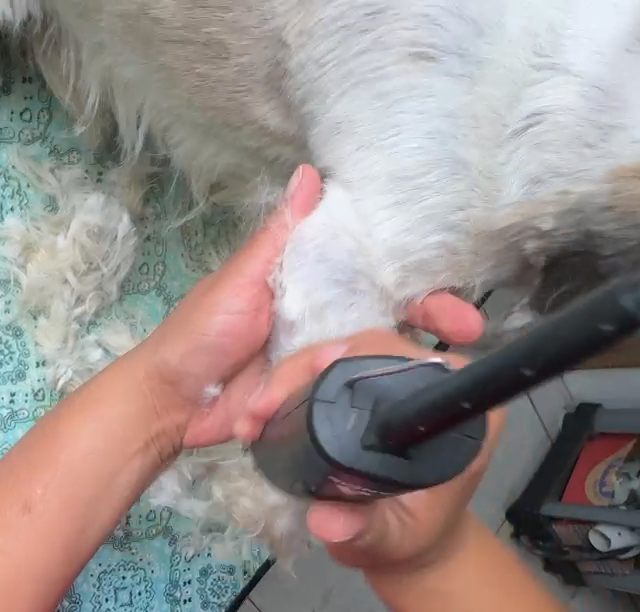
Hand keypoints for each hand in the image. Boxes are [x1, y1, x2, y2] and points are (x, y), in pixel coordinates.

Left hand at [127, 163, 489, 450]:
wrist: (171, 403)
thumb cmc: (199, 335)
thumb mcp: (239, 282)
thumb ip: (278, 239)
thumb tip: (311, 174)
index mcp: (309, 284)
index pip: (374, 272)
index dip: (417, 279)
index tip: (456, 289)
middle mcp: (322, 320)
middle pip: (388, 317)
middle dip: (432, 325)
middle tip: (468, 340)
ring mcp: (317, 363)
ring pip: (373, 359)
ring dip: (406, 366)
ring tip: (441, 376)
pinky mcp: (309, 401)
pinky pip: (344, 398)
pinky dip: (369, 402)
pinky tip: (403, 409)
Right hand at [233, 327, 501, 579]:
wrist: (403, 542)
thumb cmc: (406, 541)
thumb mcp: (386, 540)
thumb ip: (363, 530)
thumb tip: (329, 522)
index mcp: (458, 413)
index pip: (406, 364)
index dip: (352, 364)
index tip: (302, 388)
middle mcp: (436, 384)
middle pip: (365, 348)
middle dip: (302, 371)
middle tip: (258, 410)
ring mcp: (400, 379)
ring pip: (339, 352)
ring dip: (288, 376)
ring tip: (251, 416)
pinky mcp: (370, 385)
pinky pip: (328, 366)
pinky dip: (290, 383)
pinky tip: (260, 409)